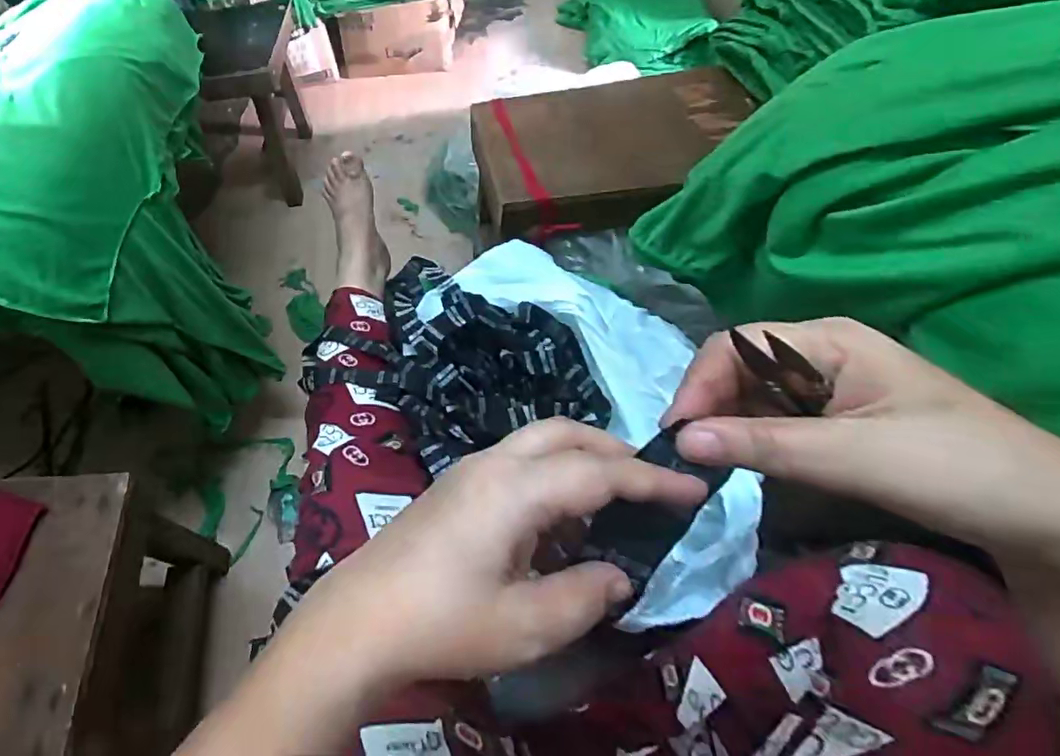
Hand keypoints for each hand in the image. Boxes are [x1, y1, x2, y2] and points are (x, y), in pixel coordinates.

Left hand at [278, 419, 707, 688]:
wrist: (363, 615)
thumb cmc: (446, 621)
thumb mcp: (529, 625)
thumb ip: (585, 595)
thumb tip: (617, 574)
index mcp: (513, 488)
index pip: (596, 470)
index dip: (650, 479)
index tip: (696, 488)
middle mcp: (490, 464)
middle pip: (561, 433)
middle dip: (612, 450)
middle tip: (654, 486)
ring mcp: (467, 471)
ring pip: (535, 444)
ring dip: (578, 461)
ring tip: (614, 508)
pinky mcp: (454, 487)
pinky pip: (515, 464)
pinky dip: (550, 478)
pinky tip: (562, 526)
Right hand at [665, 318, 1059, 555]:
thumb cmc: (958, 469)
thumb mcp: (853, 456)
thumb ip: (763, 445)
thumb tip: (680, 440)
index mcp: (827, 339)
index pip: (734, 344)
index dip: (699, 382)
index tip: (680, 432)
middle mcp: (822, 354)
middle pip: (739, 367)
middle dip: (710, 405)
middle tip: (691, 453)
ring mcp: (831, 387)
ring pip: (754, 395)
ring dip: (729, 425)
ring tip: (712, 462)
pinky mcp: (840, 421)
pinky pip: (777, 420)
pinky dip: (754, 439)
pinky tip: (747, 463)